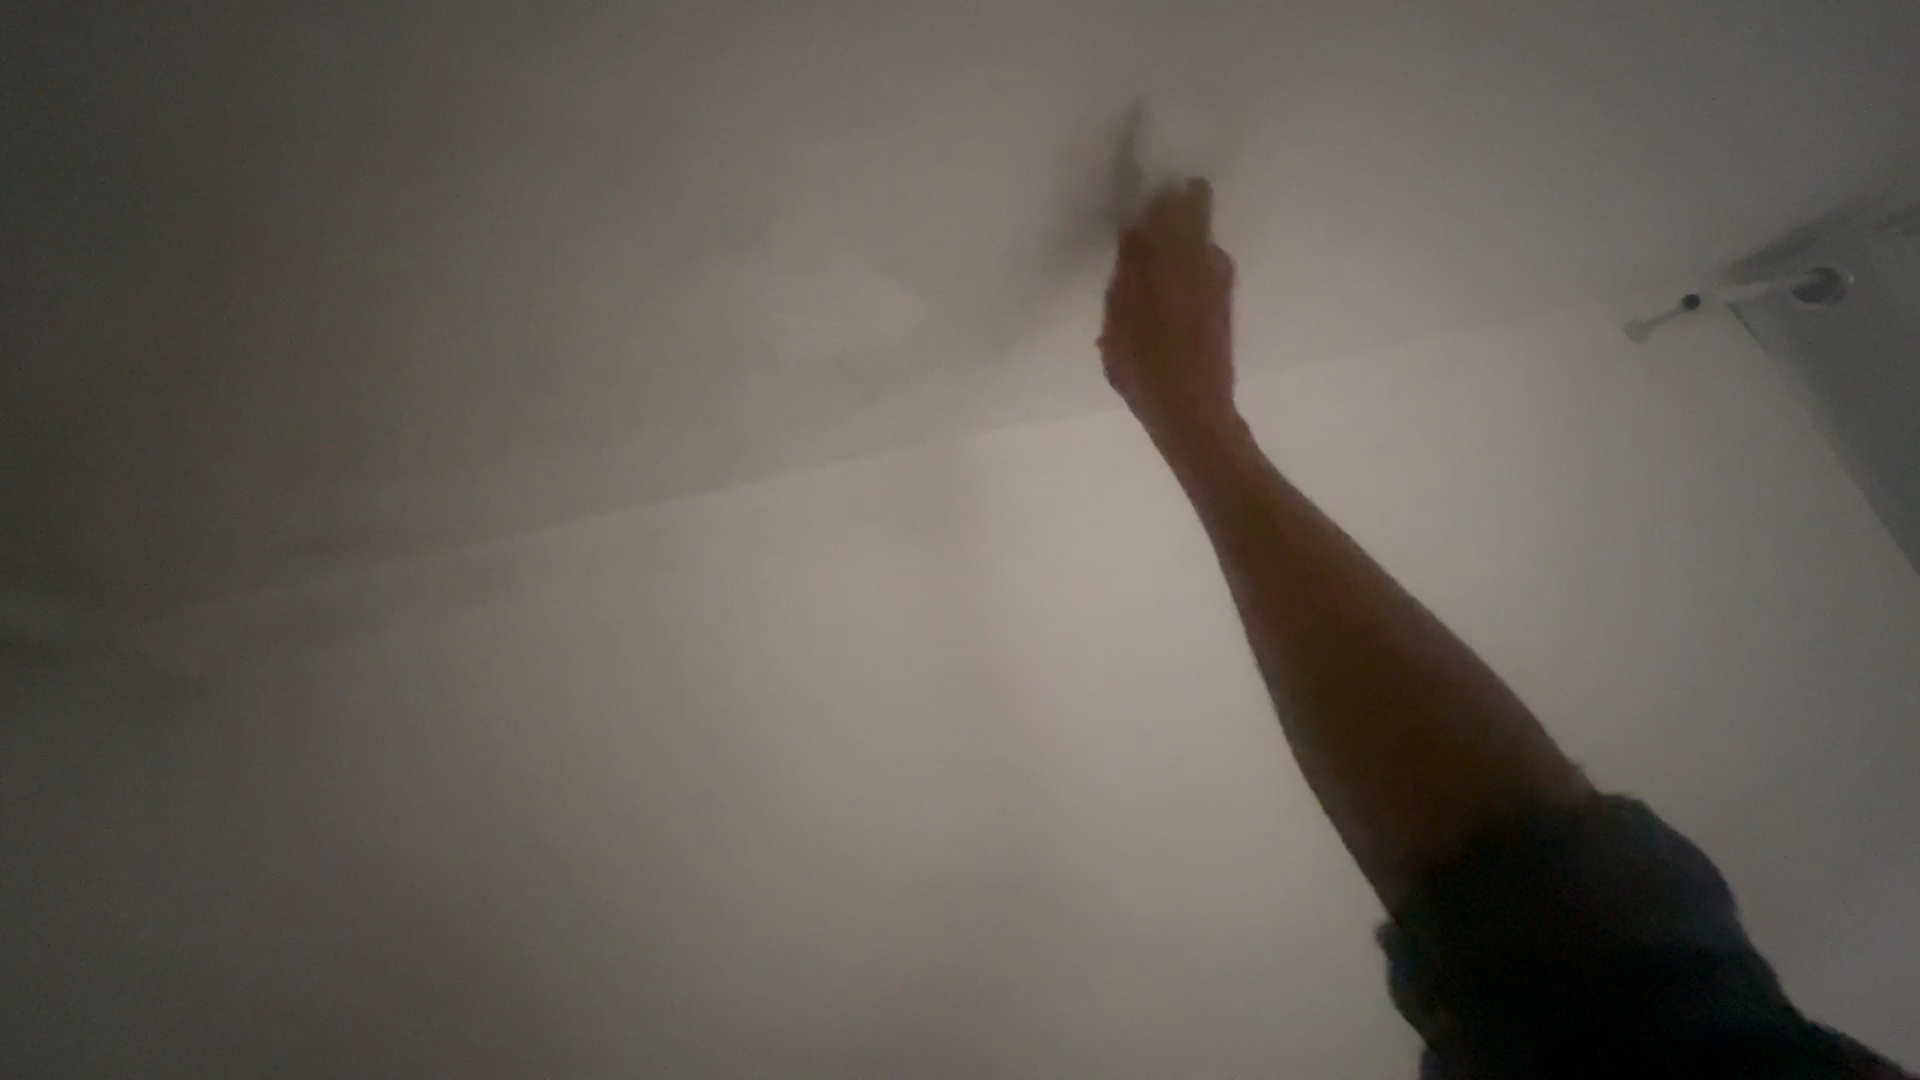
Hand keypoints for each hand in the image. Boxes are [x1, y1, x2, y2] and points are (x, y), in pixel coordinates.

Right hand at [1099, 178, 1237, 438]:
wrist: (1192, 412)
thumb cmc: (1147, 361)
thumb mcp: (1121, 309)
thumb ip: (1131, 260)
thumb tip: (1138, 220)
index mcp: (1187, 250)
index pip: (1189, 195)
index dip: (1163, 196)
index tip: (1139, 213)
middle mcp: (1212, 259)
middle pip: (1189, 224)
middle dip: (1160, 233)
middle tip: (1128, 261)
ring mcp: (1221, 287)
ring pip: (1189, 256)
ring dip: (1163, 266)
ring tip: (1132, 300)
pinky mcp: (1220, 313)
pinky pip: (1193, 283)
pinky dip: (1172, 291)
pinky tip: (1149, 322)